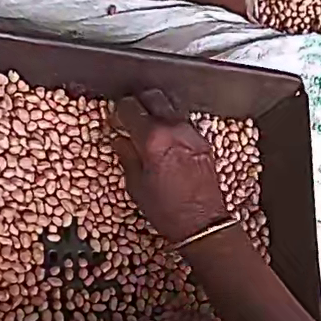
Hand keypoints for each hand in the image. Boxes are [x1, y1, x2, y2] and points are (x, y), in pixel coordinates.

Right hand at [110, 89, 227, 241]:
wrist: (202, 223)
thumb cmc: (167, 210)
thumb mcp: (136, 185)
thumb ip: (126, 155)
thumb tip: (120, 139)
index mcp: (153, 137)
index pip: (130, 107)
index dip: (119, 111)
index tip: (115, 119)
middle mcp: (174, 128)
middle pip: (153, 97)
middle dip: (139, 103)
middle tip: (131, 118)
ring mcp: (192, 133)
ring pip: (171, 108)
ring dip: (158, 113)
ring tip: (149, 132)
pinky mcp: (204, 143)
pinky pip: (184, 125)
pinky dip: (173, 127)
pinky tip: (167, 143)